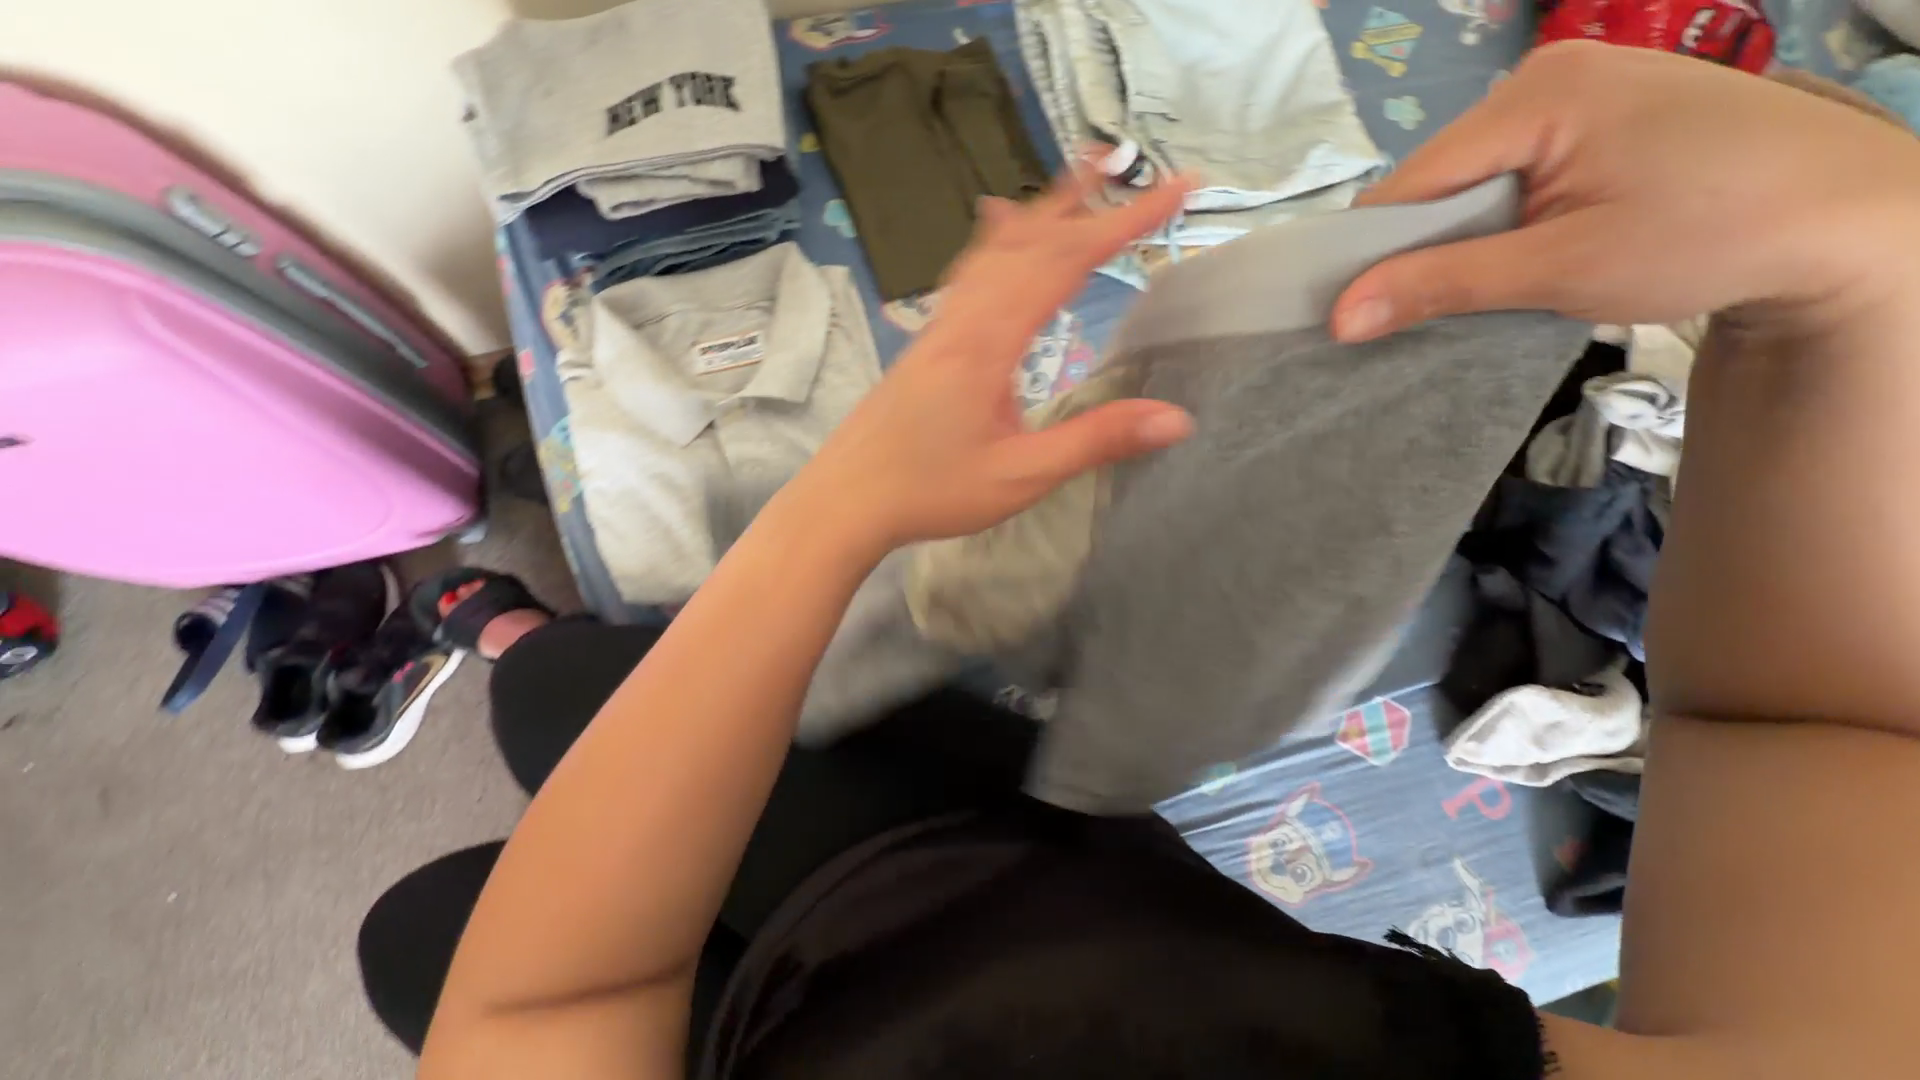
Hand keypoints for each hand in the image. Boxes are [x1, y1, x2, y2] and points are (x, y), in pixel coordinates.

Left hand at [789, 167, 1196, 551]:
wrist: (845, 499)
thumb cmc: (931, 490)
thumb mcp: (1021, 475)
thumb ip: (1095, 441)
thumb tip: (1176, 418)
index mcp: (990, 342)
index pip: (1067, 262)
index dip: (1124, 222)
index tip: (1174, 189)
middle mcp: (964, 318)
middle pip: (1031, 241)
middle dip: (1087, 202)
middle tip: (1130, 164)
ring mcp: (941, 325)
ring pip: (996, 249)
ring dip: (1041, 210)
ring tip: (1074, 178)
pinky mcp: (928, 340)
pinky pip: (970, 271)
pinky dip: (999, 239)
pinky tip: (996, 230)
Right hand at [1332, 42, 1919, 342]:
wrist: (1859, 220)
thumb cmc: (1711, 237)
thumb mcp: (1561, 268)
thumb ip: (1441, 285)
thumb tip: (1338, 317)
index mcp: (1537, 94)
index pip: (1409, 183)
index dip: (1375, 253)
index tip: (1358, 315)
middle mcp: (1548, 74)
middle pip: (1438, 177)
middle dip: (1428, 244)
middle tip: (1446, 303)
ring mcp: (1579, 86)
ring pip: (1472, 178)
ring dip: (1469, 235)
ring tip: (1504, 276)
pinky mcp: (1601, 111)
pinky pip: (1513, 171)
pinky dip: (1506, 218)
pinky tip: (1535, 246)